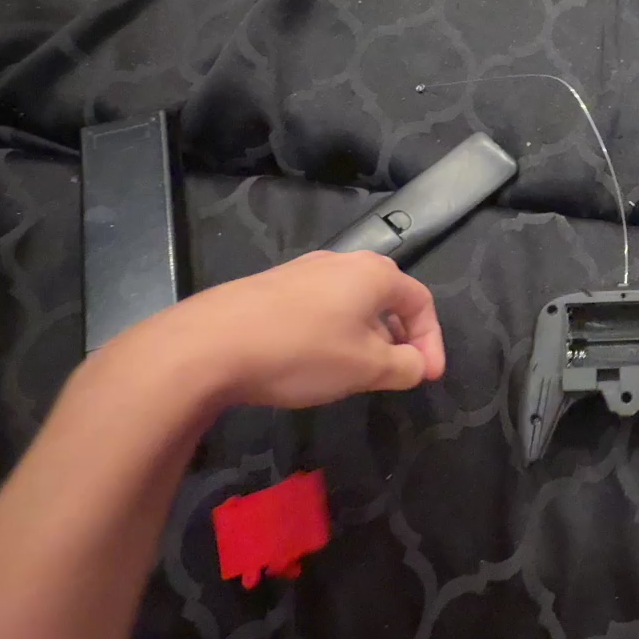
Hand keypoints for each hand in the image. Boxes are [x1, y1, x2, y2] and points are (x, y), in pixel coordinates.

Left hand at [104, 250, 444, 409]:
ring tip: (358, 371)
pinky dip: (333, 332)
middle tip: (398, 372)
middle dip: (400, 337)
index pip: (421, 302)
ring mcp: (303, 271)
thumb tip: (417, 365)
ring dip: (366, 336)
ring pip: (352, 303)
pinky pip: (320, 307)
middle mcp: (343, 262)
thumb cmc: (302, 351)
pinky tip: (315, 361)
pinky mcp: (272, 287)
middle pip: (388, 298)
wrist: (206, 345)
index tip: (427, 376)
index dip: (432, 341)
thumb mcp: (366, 368)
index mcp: (374, 274)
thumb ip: (404, 367)